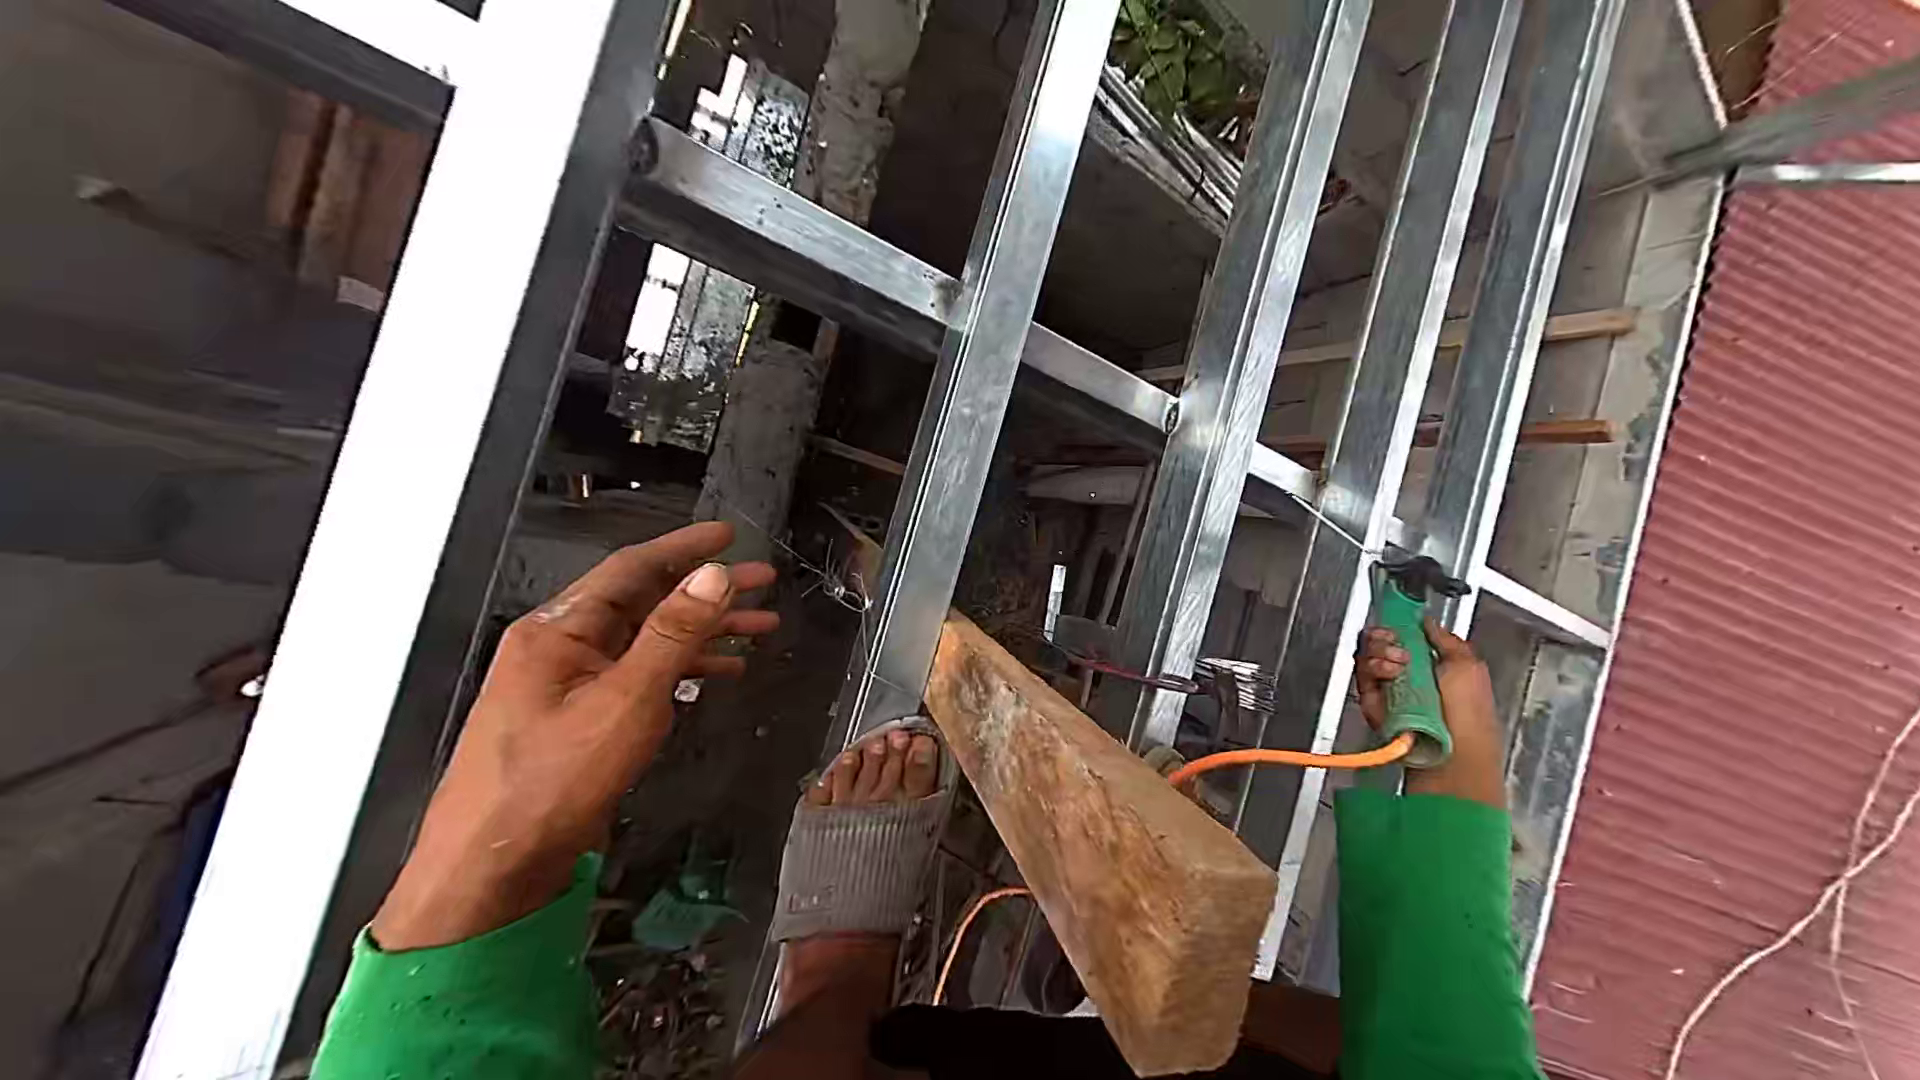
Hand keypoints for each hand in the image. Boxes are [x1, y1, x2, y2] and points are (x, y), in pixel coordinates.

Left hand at [372, 522, 777, 948]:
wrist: (492, 871)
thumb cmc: (554, 780)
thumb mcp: (626, 700)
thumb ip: (674, 633)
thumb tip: (714, 575)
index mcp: (560, 629)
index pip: (632, 568)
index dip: (685, 547)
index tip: (730, 536)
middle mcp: (564, 646)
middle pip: (647, 601)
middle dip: (708, 589)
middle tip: (764, 581)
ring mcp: (574, 682)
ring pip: (651, 639)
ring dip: (705, 630)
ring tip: (761, 624)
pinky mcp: (584, 715)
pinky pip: (643, 674)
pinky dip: (685, 668)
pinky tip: (724, 671)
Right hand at [1354, 617, 1504, 808]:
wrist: (1451, 746)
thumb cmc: (1469, 712)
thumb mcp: (1469, 665)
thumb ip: (1446, 639)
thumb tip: (1427, 622)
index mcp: (1428, 663)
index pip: (1401, 636)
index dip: (1396, 627)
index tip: (1398, 625)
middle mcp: (1404, 674)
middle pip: (1378, 642)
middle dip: (1384, 638)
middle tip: (1397, 645)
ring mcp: (1386, 687)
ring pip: (1367, 655)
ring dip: (1380, 653)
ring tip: (1398, 664)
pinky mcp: (1371, 700)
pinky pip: (1361, 675)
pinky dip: (1373, 669)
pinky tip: (1389, 674)